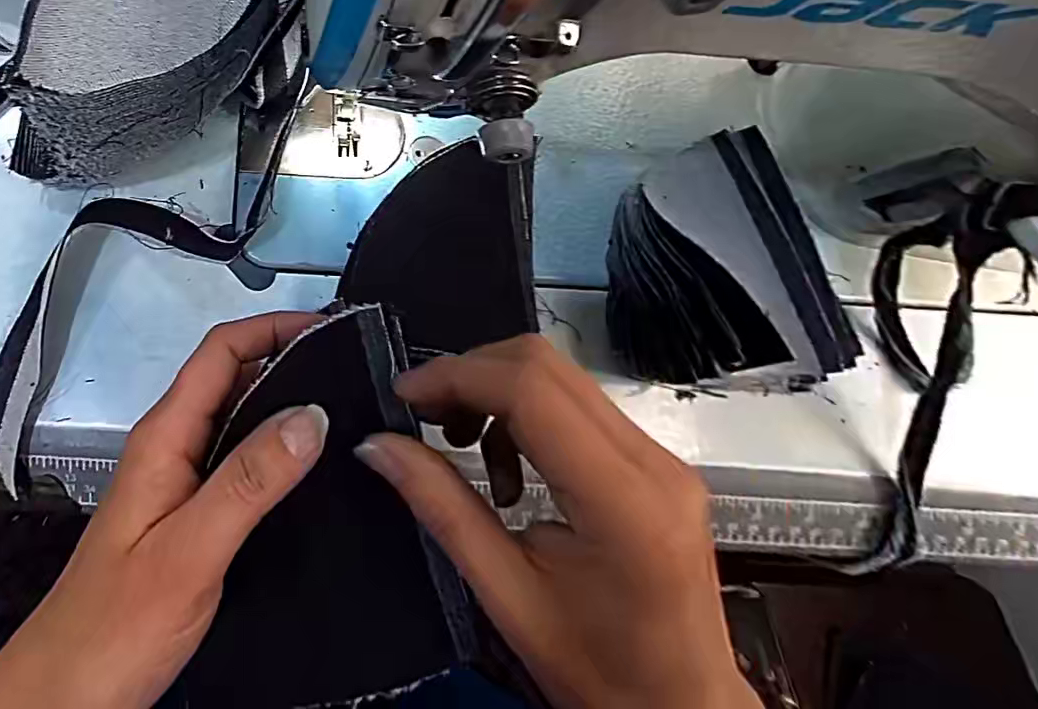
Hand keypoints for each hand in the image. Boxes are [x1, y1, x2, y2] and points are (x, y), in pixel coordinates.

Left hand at [0, 312, 328, 708]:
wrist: (63, 699)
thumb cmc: (114, 627)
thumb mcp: (190, 549)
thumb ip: (250, 480)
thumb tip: (311, 415)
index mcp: (165, 435)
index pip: (221, 351)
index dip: (271, 327)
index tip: (324, 328)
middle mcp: (172, 444)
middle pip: (232, 373)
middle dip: (287, 355)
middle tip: (345, 365)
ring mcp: (180, 476)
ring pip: (239, 413)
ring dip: (286, 398)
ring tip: (341, 405)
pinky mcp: (191, 508)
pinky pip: (242, 454)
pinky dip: (279, 442)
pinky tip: (310, 464)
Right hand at [355, 335, 759, 708]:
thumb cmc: (600, 674)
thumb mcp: (507, 597)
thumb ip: (442, 509)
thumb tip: (377, 445)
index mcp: (623, 502)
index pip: (530, 391)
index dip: (458, 376)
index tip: (405, 393)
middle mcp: (652, 460)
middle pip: (545, 364)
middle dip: (471, 374)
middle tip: (424, 412)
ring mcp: (660, 453)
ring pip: (558, 373)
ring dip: (495, 390)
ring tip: (463, 444)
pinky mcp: (654, 456)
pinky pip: (574, 400)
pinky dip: (523, 411)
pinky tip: (506, 465)